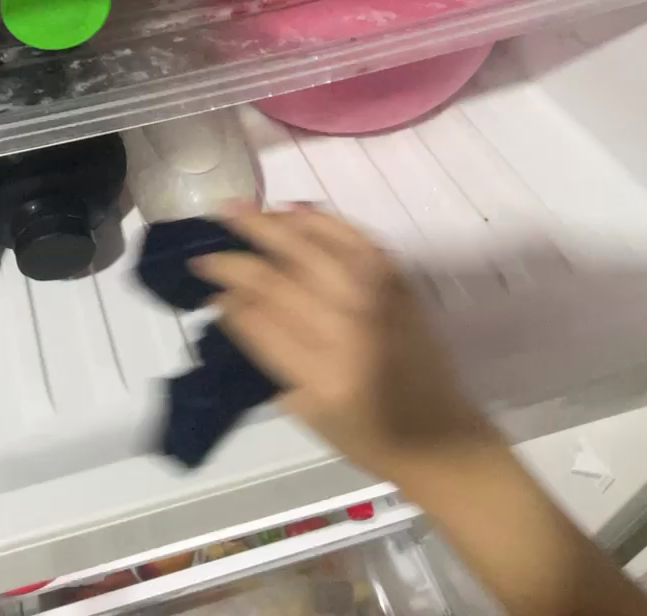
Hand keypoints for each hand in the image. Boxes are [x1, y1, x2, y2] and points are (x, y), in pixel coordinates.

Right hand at [193, 207, 497, 475]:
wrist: (442, 438)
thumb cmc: (366, 436)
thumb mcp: (303, 408)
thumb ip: (265, 352)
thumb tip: (228, 301)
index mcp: (322, 376)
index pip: (258, 319)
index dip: (226, 297)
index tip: (206, 286)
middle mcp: (350, 331)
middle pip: (278, 278)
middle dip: (234, 258)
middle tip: (204, 243)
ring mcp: (378, 300)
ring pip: (310, 247)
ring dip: (266, 224)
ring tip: (233, 208)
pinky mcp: (398, 281)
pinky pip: (351, 237)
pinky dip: (318, 218)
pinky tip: (288, 208)